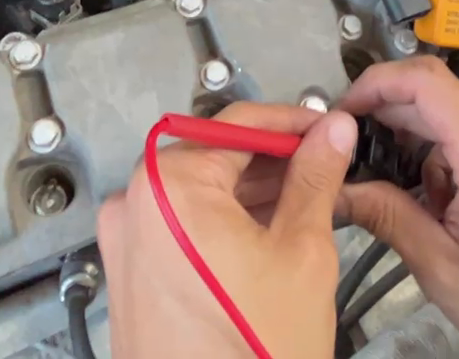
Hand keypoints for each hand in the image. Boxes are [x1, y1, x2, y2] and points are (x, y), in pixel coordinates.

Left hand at [98, 102, 357, 358]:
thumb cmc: (256, 352)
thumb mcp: (301, 250)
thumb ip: (316, 176)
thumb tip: (333, 130)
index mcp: (169, 184)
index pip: (239, 125)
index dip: (292, 122)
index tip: (327, 127)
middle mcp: (133, 203)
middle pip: (216, 155)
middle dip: (274, 157)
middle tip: (324, 163)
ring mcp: (125, 240)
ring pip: (199, 188)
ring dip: (251, 188)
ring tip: (305, 197)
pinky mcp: (129, 273)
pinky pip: (181, 222)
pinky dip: (223, 217)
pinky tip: (268, 229)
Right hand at [336, 58, 458, 358]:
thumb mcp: (440, 267)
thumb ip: (385, 215)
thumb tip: (334, 190)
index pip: (423, 80)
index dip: (375, 83)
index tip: (341, 112)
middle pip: (431, 94)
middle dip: (386, 120)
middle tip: (351, 159)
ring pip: (447, 115)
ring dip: (415, 145)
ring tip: (404, 201)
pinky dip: (441, 156)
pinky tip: (439, 204)